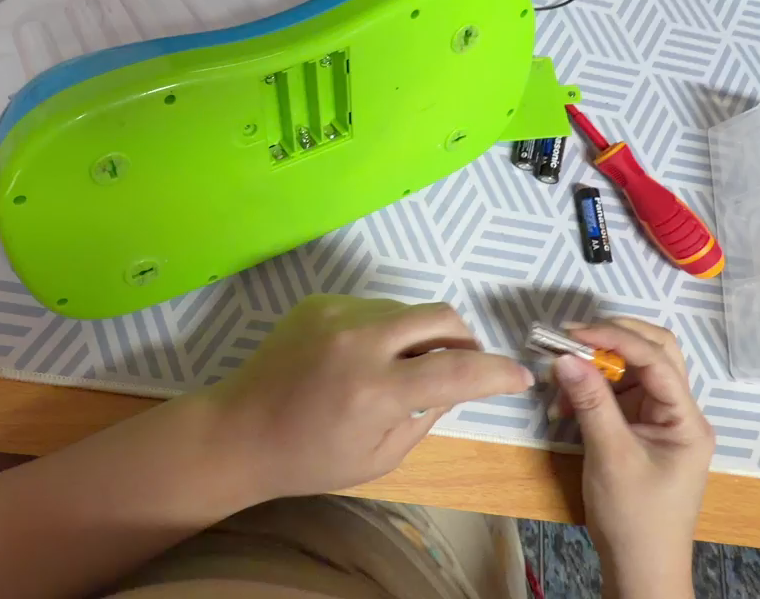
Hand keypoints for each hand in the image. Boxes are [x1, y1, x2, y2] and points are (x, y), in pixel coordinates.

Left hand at [205, 295, 533, 500]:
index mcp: (376, 390)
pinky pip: (372, 307)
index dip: (498, 372)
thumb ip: (425, 418)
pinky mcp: (319, 301)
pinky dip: (384, 329)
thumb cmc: (310, 458)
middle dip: (466, 338)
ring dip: (420, 334)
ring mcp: (337, 313)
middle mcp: (360, 340)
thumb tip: (455, 385)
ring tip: (402, 366)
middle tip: (464, 362)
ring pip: (406, 309)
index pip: (457, 370)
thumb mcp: (378, 458)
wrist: (241, 429)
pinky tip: (362, 356)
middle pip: (440, 316)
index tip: (518, 376)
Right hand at [549, 318, 713, 598]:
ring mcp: (658, 417)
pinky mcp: (638, 426)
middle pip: (653, 352)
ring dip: (596, 364)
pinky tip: (565, 401)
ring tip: (561, 374)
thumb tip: (564, 356)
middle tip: (572, 338)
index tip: (573, 334)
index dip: (614, 338)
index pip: (655, 359)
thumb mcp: (611, 456)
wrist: (639, 567)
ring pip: (631, 367)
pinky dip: (590, 386)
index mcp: (686, 419)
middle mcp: (677, 411)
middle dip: (612, 339)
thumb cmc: (634, 517)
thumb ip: (590, 401)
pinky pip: (616, 390)